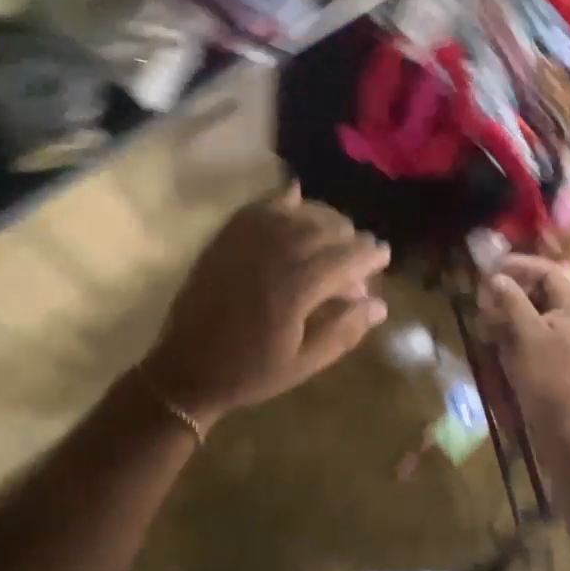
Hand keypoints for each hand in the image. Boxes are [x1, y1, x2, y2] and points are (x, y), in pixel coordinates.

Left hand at [144, 184, 389, 425]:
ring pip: (299, 212)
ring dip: (324, 219)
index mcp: (298, 288)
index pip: (348, 256)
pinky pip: (261, 206)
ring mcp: (248, 241)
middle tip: (359, 256)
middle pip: (328, 228)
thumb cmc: (250, 372)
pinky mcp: (227, 237)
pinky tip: (296, 198)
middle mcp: (276, 254)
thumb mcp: (303, 364)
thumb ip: (344, 331)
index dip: (371, 254)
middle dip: (350, 238)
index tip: (384, 256)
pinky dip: (283, 200)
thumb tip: (380, 304)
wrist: (186, 369)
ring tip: (333, 236)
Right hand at [476, 253, 569, 423]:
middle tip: (482, 296)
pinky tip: (489, 337)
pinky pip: (525, 332)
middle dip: (507, 291)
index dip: (519, 266)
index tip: (491, 268)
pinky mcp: (546, 355)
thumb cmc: (547, 374)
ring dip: (503, 312)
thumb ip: (512, 301)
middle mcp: (567, 318)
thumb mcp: (527, 333)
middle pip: (536, 291)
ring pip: (528, 312)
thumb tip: (496, 277)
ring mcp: (557, 337)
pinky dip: (507, 331)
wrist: (561, 424)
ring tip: (482, 319)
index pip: (547, 272)